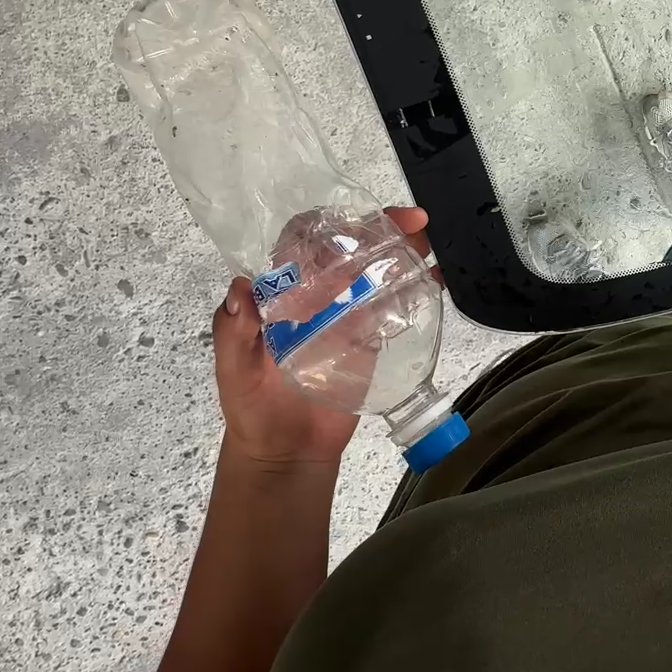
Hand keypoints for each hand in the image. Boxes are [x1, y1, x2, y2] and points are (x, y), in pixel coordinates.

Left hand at [211, 206, 434, 466]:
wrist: (289, 452)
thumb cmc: (254, 408)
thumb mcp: (235, 369)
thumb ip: (234, 332)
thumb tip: (241, 287)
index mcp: (284, 293)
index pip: (303, 242)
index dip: (327, 222)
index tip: (353, 219)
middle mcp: (319, 294)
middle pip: (351, 248)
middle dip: (382, 228)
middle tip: (413, 222)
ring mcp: (350, 313)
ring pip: (378, 269)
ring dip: (405, 249)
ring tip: (430, 243)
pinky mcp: (374, 335)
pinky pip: (397, 302)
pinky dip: (420, 285)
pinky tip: (437, 277)